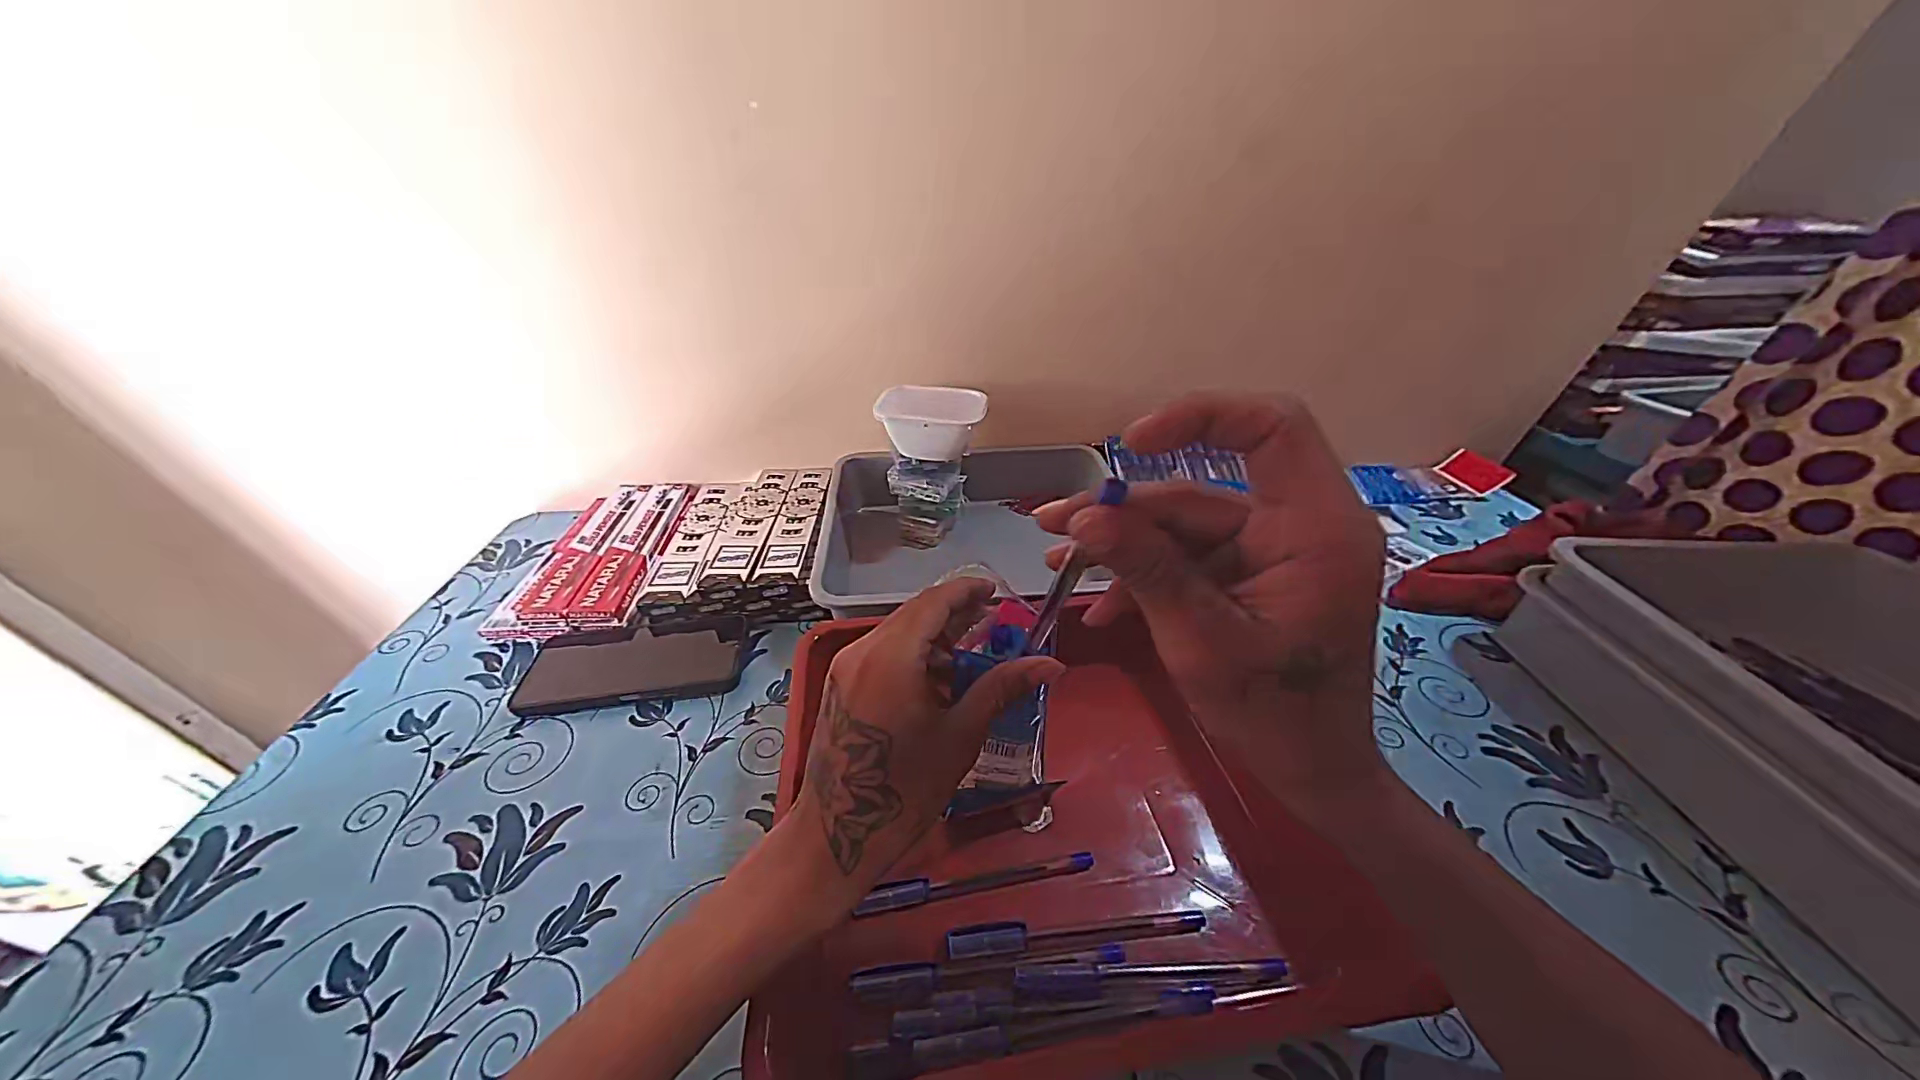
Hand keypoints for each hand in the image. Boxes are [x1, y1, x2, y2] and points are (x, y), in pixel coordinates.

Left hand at [791, 578, 1063, 893]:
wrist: (837, 834)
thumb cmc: (905, 788)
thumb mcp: (961, 734)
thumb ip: (1002, 687)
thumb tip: (1050, 665)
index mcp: (891, 656)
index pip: (933, 602)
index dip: (966, 591)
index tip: (994, 592)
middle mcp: (862, 651)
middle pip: (914, 615)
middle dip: (954, 616)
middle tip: (991, 624)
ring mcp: (846, 668)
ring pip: (898, 634)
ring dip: (934, 638)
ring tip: (969, 657)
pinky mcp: (840, 685)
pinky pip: (882, 654)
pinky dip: (913, 656)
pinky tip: (937, 680)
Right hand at [1036, 394, 1385, 811]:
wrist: (1311, 775)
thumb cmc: (1275, 716)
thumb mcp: (1201, 641)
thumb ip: (1147, 571)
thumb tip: (1085, 518)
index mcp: (1314, 528)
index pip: (1271, 428)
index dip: (1201, 417)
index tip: (1132, 444)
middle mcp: (1296, 527)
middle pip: (1199, 492)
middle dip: (1122, 511)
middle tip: (1054, 525)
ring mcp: (1268, 554)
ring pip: (1182, 528)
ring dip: (1121, 546)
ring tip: (1058, 561)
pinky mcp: (1246, 578)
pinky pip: (1187, 561)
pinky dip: (1143, 577)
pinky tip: (1100, 606)